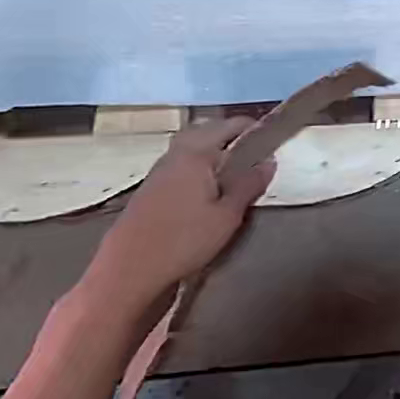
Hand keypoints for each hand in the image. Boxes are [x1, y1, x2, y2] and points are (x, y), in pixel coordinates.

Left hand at [77, 117, 275, 316]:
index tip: (272, 136)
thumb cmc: (184, 241)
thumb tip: (269, 160)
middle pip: (204, 131)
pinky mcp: (149, 191)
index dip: (252, 127)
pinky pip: (180, 165)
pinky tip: (207, 187)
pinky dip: (198, 166)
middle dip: (229, 134)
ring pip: (189, 148)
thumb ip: (249, 185)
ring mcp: (158, 172)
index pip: (228, 126)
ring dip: (211, 150)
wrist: (127, 272)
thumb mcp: (228, 216)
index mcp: (195, 154)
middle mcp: (174, 156)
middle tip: (253, 149)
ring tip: (235, 168)